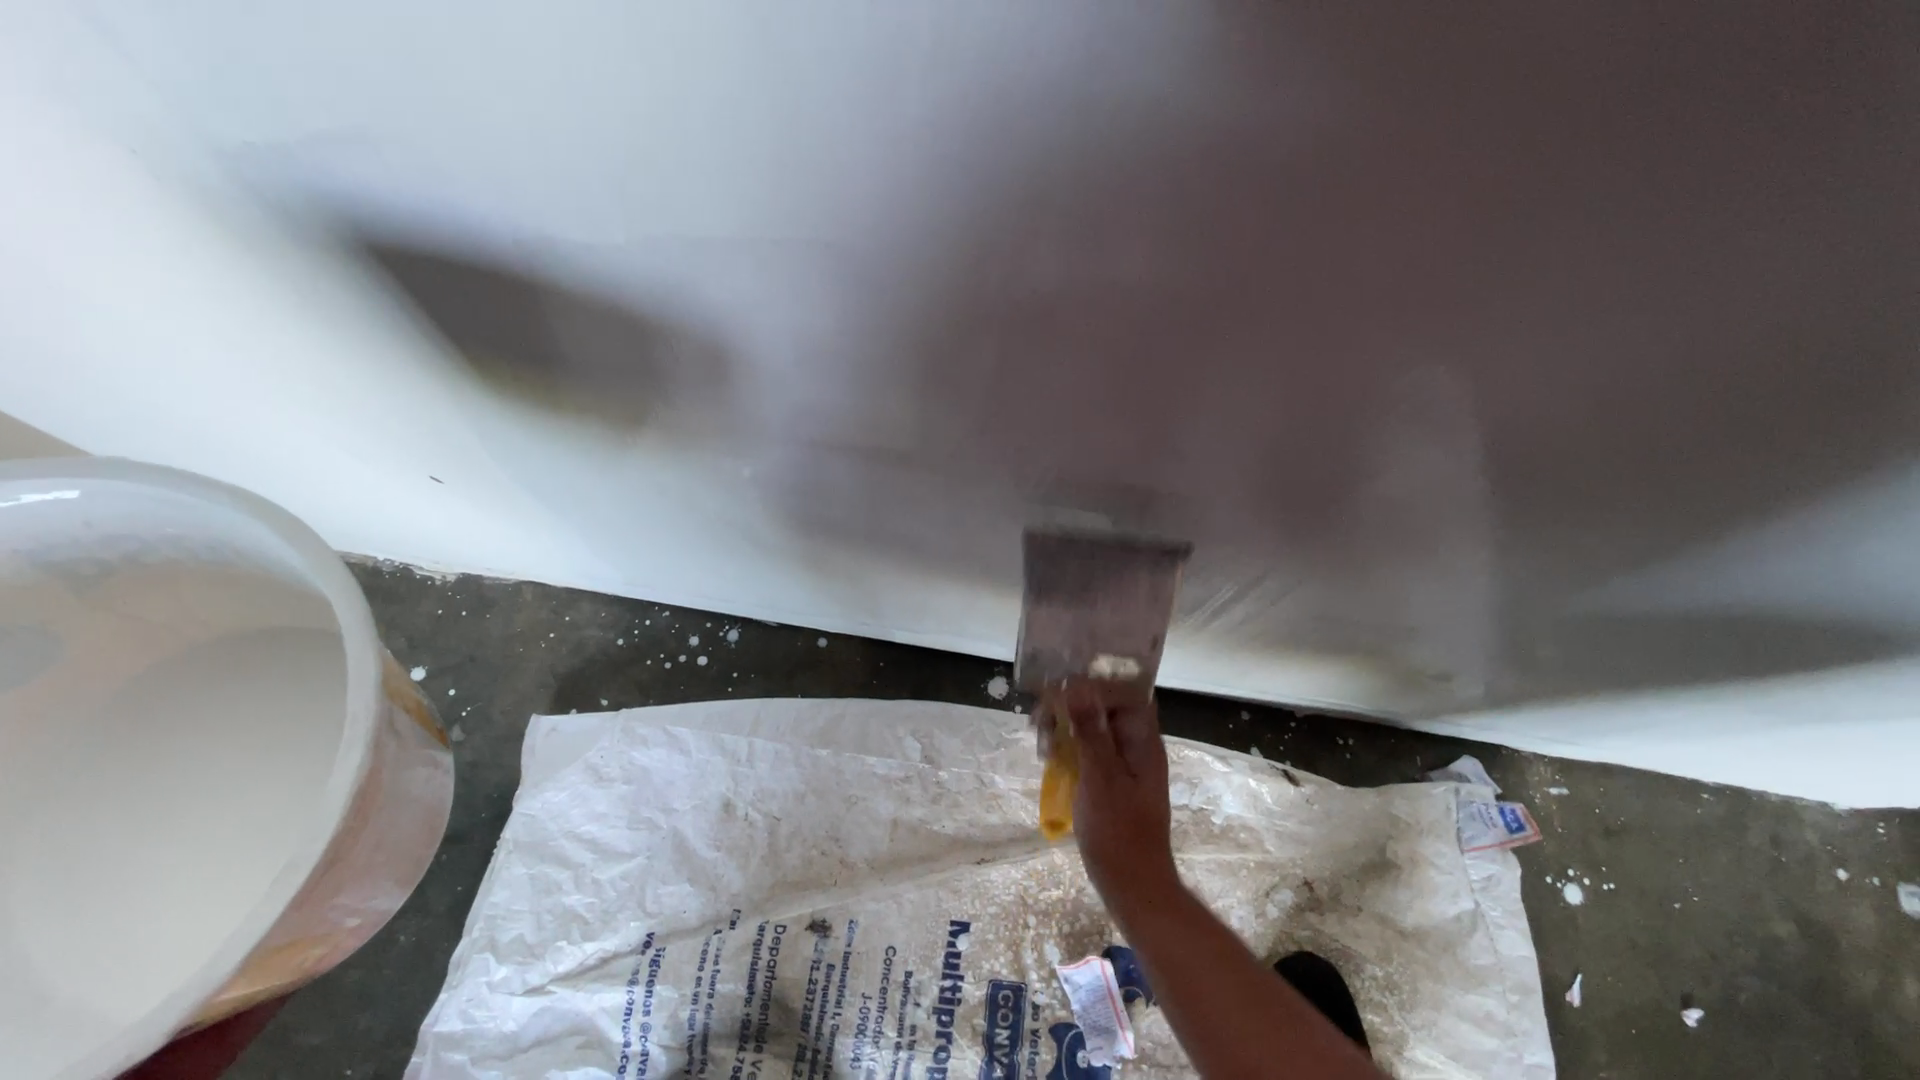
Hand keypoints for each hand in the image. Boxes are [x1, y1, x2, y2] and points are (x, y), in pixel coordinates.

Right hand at [1051, 680, 1178, 911]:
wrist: (1132, 886)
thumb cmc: (1118, 832)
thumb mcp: (1100, 777)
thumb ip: (1090, 730)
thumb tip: (1077, 686)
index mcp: (1143, 741)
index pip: (1125, 692)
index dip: (1094, 684)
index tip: (1059, 690)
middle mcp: (1137, 747)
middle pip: (1105, 708)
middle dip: (1071, 707)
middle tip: (1040, 721)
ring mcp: (1124, 766)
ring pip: (1093, 729)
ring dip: (1065, 728)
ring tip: (1040, 744)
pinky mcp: (1110, 783)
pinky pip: (1089, 752)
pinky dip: (1069, 750)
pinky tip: (1048, 759)